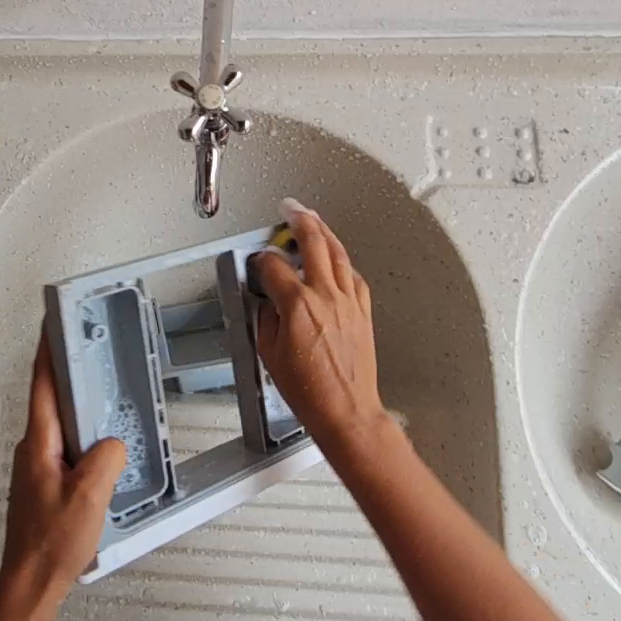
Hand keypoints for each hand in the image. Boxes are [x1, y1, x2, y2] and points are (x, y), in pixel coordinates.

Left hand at [0, 328, 126, 617]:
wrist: (28, 586)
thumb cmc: (48, 547)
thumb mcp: (90, 496)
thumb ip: (106, 459)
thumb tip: (113, 444)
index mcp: (38, 443)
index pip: (42, 384)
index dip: (47, 350)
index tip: (52, 323)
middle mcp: (32, 449)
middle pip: (52, 399)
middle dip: (71, 376)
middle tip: (92, 354)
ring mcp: (36, 466)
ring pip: (62, 426)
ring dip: (82, 413)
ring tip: (107, 405)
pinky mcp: (44, 483)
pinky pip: (67, 449)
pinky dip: (84, 442)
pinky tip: (102, 454)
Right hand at [253, 198, 390, 454]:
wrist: (346, 411)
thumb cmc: (310, 391)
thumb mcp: (269, 353)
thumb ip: (265, 317)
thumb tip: (265, 301)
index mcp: (297, 305)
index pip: (274, 266)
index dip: (261, 260)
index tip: (258, 262)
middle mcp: (325, 297)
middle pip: (313, 241)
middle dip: (299, 219)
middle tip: (290, 208)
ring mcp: (348, 302)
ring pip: (337, 252)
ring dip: (324, 231)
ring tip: (314, 219)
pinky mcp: (362, 312)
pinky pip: (353, 275)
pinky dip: (342, 261)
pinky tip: (337, 259)